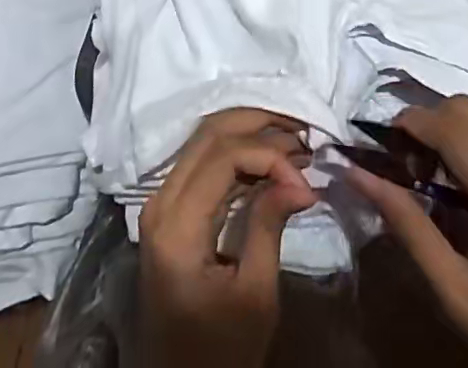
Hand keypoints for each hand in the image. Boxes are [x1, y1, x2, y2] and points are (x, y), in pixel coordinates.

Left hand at [138, 108, 318, 367]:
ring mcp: (161, 202)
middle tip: (304, 128)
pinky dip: (239, 150)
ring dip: (251, 131)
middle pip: (210, 134)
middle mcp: (160, 201)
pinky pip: (203, 161)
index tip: (306, 182)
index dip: (270, 156)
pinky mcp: (171, 209)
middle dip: (260, 122)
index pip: (224, 156)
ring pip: (205, 140)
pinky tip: (272, 156)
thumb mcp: (255, 295)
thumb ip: (270, 225)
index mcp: (176, 226)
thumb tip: (302, 180)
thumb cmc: (220, 349)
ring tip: (295, 138)